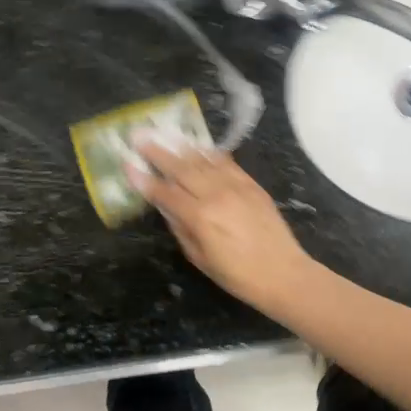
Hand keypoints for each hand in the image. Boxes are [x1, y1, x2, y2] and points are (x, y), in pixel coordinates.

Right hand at [128, 142, 317, 304]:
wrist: (283, 273)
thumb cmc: (238, 275)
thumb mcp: (200, 259)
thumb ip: (181, 229)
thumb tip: (167, 207)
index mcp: (199, 217)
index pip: (164, 193)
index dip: (144, 179)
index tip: (127, 165)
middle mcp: (215, 195)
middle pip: (181, 168)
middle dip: (158, 152)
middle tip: (140, 136)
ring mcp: (235, 186)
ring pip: (203, 160)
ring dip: (182, 147)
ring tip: (165, 135)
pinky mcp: (251, 184)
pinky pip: (227, 162)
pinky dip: (210, 153)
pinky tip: (199, 148)